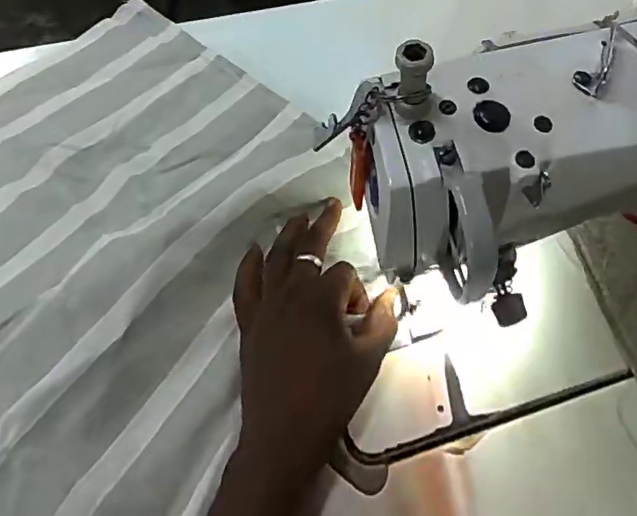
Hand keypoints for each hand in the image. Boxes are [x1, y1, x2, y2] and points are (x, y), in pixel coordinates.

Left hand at [215, 199, 397, 512]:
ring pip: (277, 257)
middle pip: (308, 247)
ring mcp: (266, 302)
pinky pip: (246, 283)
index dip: (357, 291)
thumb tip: (390, 295)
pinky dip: (249, 264)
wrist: (283, 432)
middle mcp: (291, 289)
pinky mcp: (249, 319)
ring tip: (298, 217)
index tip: (360, 317)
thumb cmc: (330, 396)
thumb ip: (382, 322)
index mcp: (322, 296)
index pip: (345, 274)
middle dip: (322, 224)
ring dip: (288, 234)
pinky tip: (254, 250)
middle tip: (331, 205)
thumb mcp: (368, 361)